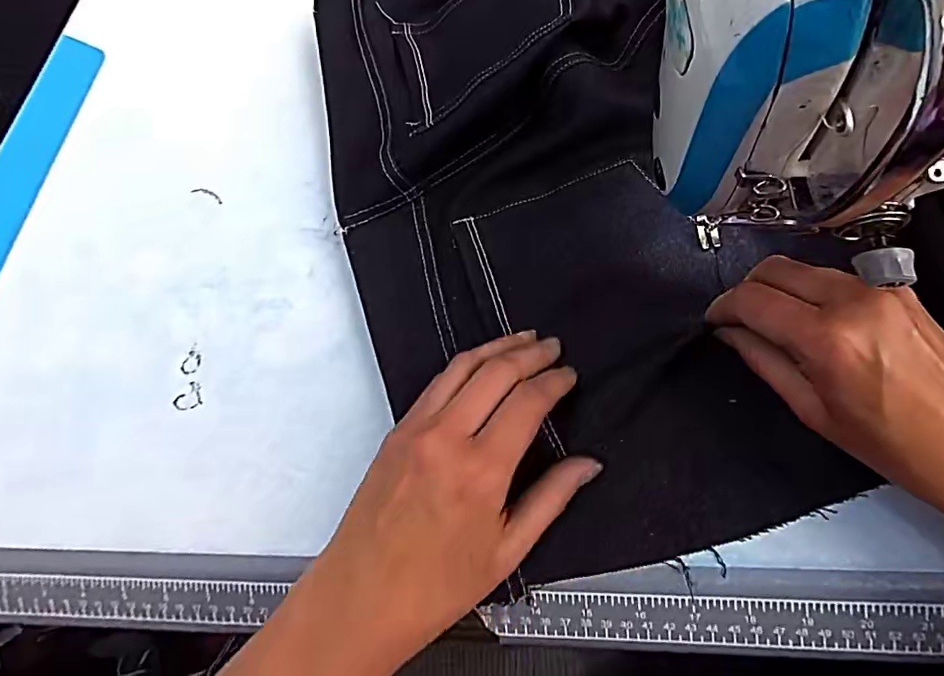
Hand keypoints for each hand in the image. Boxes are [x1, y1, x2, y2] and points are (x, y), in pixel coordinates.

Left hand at [227, 331, 600, 675]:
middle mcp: (447, 440)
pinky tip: (483, 361)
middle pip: (499, 371)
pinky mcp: (397, 431)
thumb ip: (553, 499)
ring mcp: (417, 431)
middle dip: (533, 353)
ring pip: (466, 365)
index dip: (555, 380)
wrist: (354, 606)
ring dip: (500, 345)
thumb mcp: (507, 553)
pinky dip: (468, 362)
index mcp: (481, 472)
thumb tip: (589, 464)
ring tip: (526, 338)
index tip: (570, 375)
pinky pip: (438, 381)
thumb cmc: (433, 589)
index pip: (529, 400)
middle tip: (555, 347)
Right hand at [707, 256, 943, 534]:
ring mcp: (879, 290)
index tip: (716, 318)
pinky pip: (839, 278)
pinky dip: (815, 292)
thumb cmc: (904, 448)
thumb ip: (767, 364)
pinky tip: (817, 322)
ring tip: (778, 323)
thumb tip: (734, 335)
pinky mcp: (898, 289)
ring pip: (807, 269)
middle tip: (738, 317)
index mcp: (829, 340)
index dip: (724, 306)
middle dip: (748, 288)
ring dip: (782, 288)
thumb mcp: (819, 415)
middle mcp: (854, 302)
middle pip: (776, 268)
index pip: (755, 299)